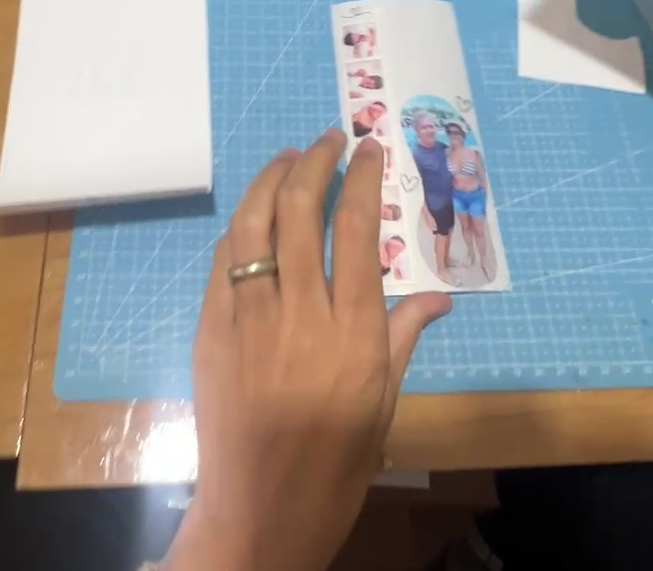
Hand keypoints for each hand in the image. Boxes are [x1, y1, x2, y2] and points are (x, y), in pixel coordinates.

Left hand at [166, 131, 451, 570]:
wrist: (258, 513)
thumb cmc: (335, 464)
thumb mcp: (385, 404)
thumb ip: (405, 336)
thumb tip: (440, 295)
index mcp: (352, 333)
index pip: (356, 231)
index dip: (362, 179)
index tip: (367, 149)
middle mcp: (299, 314)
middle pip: (302, 212)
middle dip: (315, 161)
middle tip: (329, 139)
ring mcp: (248, 318)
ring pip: (254, 225)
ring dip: (271, 179)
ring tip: (290, 156)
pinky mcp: (211, 329)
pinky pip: (224, 260)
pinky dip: (242, 225)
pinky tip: (255, 213)